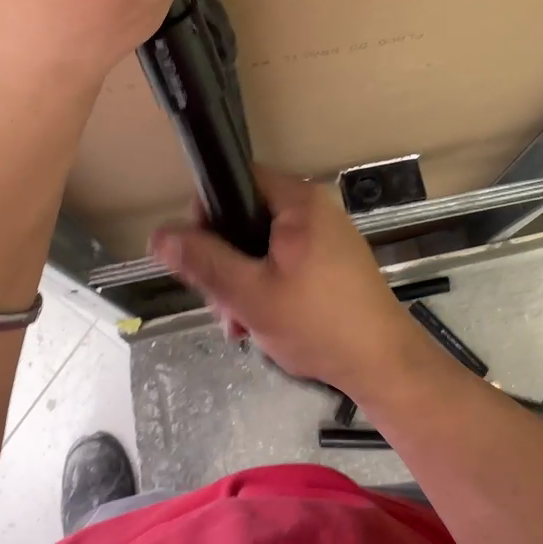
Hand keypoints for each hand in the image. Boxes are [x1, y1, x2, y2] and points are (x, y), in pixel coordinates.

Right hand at [150, 170, 431, 400]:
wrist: (382, 363)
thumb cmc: (317, 322)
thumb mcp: (250, 294)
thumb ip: (204, 261)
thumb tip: (160, 234)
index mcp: (298, 201)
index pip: (239, 180)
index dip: (210, 211)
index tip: (198, 252)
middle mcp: (314, 209)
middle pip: (247, 219)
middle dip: (226, 263)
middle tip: (223, 306)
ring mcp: (326, 237)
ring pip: (262, 248)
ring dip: (244, 284)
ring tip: (242, 326)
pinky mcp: (332, 264)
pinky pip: (285, 263)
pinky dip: (268, 289)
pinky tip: (263, 325)